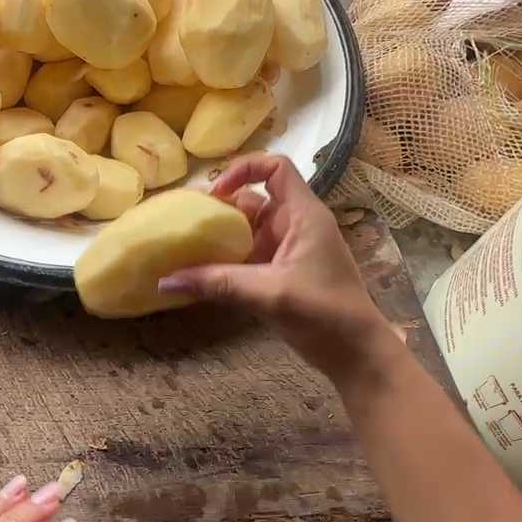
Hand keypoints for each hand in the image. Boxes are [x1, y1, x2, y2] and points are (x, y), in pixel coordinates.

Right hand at [158, 154, 397, 382]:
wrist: (356, 353)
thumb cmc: (326, 313)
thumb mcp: (271, 294)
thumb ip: (219, 284)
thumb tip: (165, 281)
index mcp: (303, 215)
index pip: (276, 168)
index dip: (244, 169)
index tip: (216, 194)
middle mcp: (293, 225)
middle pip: (251, 198)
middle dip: (218, 207)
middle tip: (181, 219)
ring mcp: (285, 250)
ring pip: (244, 230)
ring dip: (216, 236)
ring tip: (182, 243)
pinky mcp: (277, 273)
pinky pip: (244, 256)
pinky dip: (222, 259)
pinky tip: (197, 271)